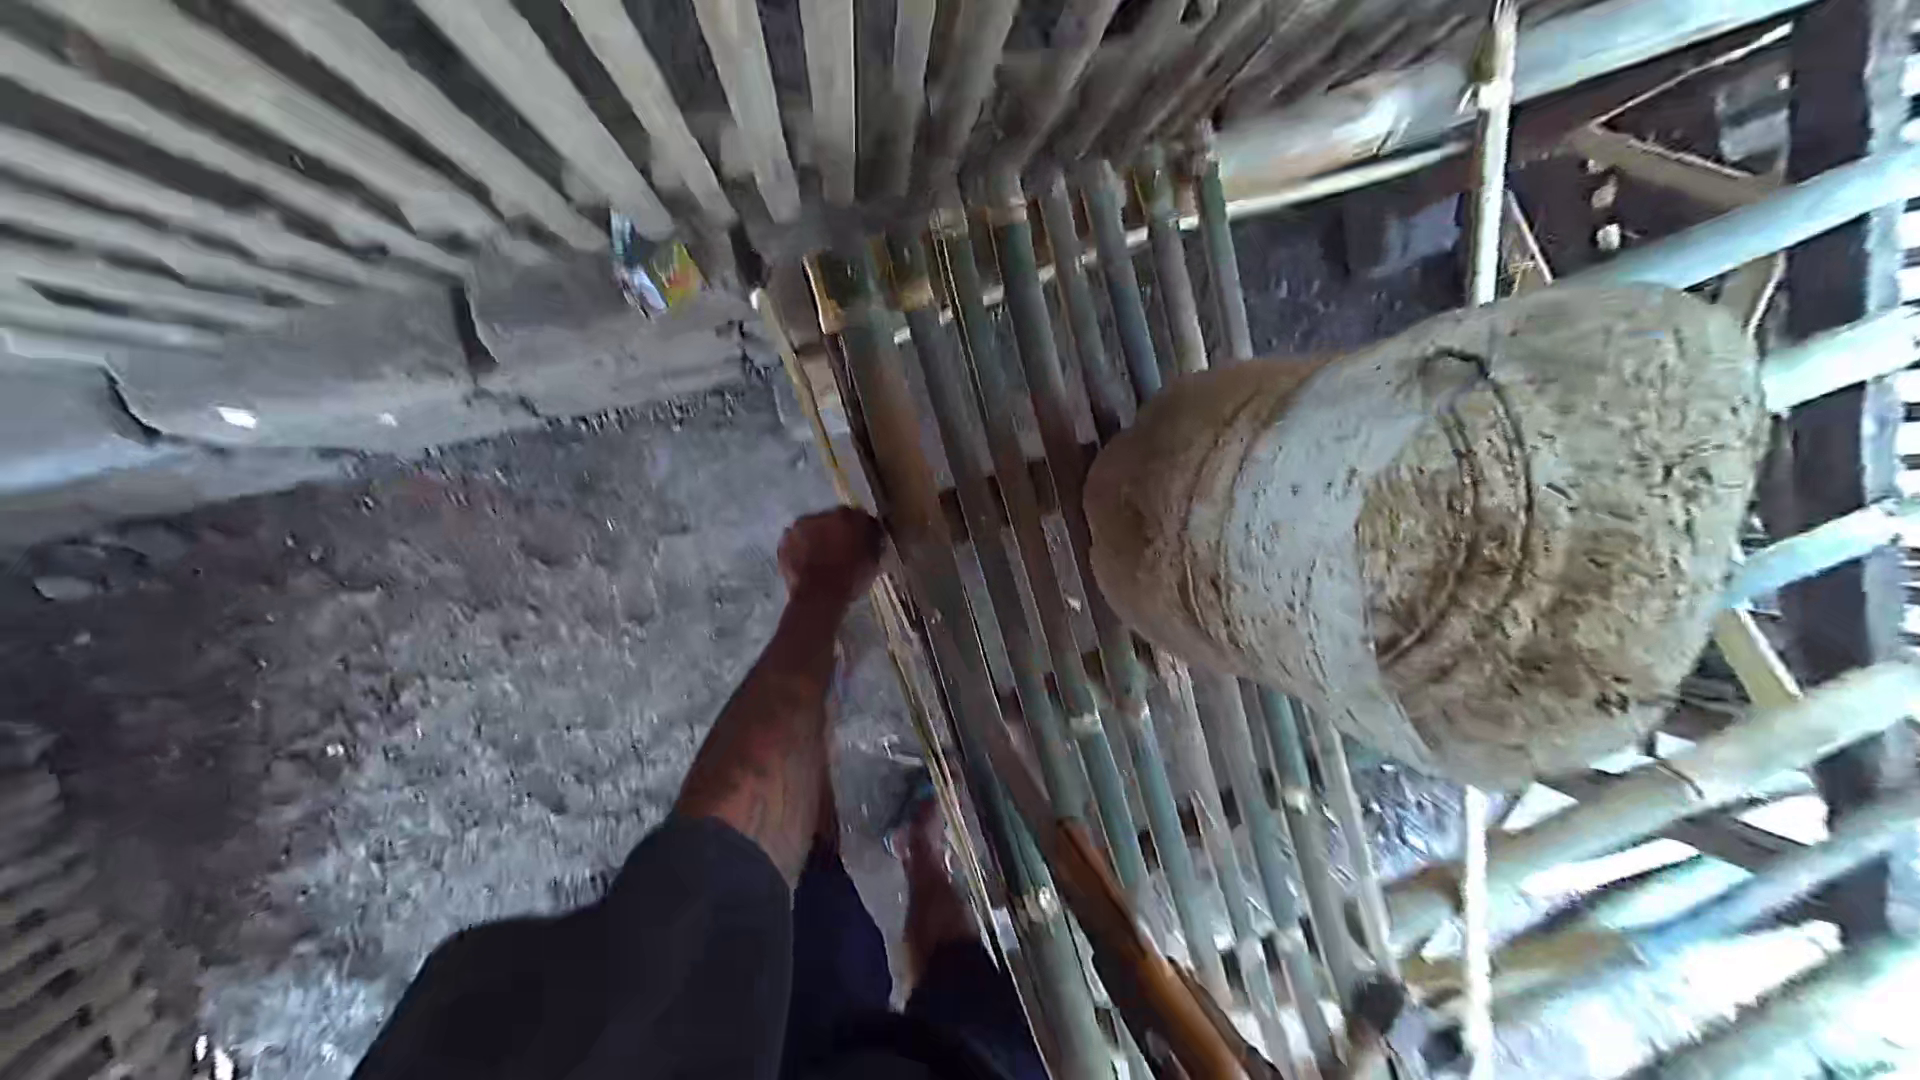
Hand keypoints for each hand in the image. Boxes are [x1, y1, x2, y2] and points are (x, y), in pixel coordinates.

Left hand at [778, 508, 883, 606]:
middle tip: (838, 551)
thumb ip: (872, 543)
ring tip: (819, 558)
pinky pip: (795, 542)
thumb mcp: (873, 561)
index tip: (860, 542)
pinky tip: (805, 563)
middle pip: (832, 519)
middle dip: (835, 531)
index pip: (859, 517)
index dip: (859, 530)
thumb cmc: (851, 579)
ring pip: (812, 528)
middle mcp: (824, 514)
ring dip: (816, 538)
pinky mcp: (784, 540)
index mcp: (850, 517)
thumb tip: (872, 536)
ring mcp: (801, 526)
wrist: (818, 595)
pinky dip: (800, 548)